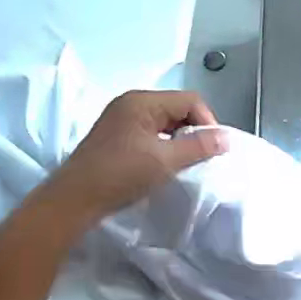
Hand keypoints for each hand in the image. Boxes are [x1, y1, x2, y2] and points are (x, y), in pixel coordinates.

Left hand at [33, 91, 228, 225]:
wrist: (74, 199)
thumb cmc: (120, 175)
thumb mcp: (165, 161)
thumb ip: (198, 146)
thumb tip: (226, 137)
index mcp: (142, 100)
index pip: (189, 100)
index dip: (207, 122)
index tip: (214, 150)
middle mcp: (130, 102)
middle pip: (175, 107)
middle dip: (193, 130)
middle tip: (202, 157)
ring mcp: (119, 118)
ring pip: (162, 121)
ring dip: (178, 139)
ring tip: (184, 163)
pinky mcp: (114, 135)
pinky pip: (148, 131)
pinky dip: (161, 144)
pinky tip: (163, 164)